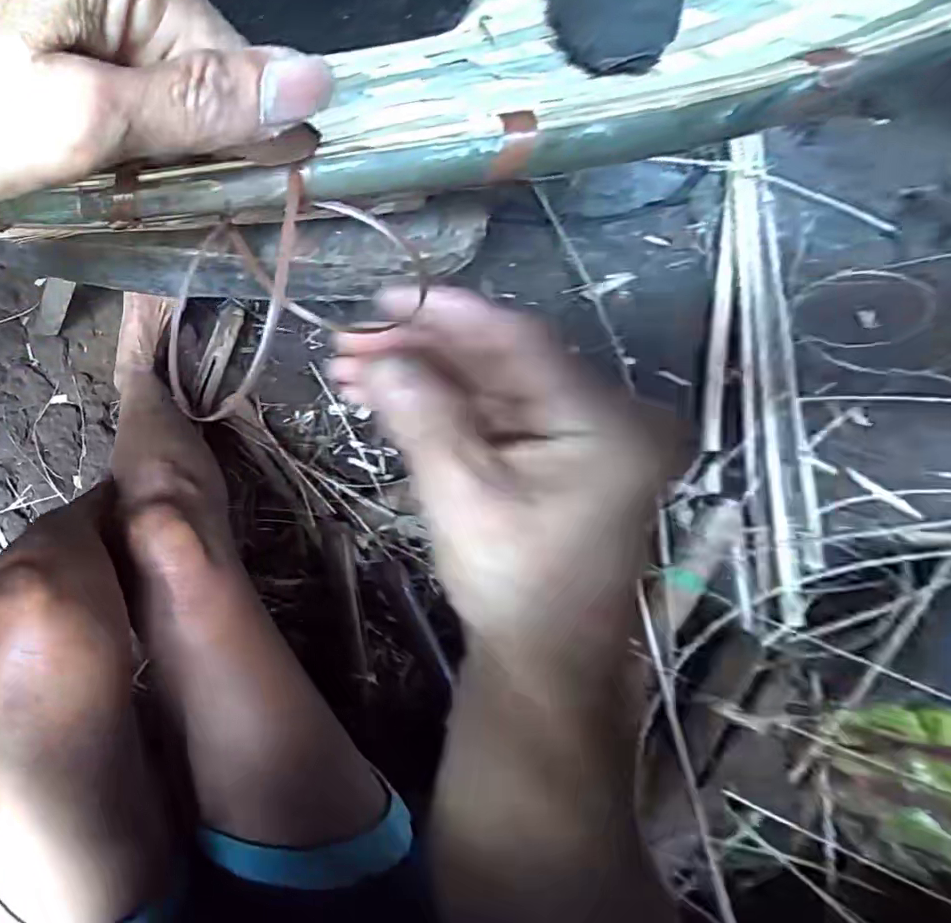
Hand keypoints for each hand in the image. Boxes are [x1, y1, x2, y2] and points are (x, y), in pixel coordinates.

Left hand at [0, 0, 333, 247]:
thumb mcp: (84, 122)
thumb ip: (197, 106)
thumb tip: (317, 82)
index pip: (220, 51)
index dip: (231, 131)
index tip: (229, 195)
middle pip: (180, 62)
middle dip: (166, 137)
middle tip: (122, 192)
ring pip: (140, 78)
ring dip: (131, 141)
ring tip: (85, 179)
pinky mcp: (30, 20)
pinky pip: (99, 78)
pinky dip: (97, 129)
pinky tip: (67, 157)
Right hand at [330, 288, 671, 665]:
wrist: (540, 650)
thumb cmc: (511, 578)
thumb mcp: (461, 491)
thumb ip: (421, 414)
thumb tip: (376, 357)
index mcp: (602, 421)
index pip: (518, 341)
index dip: (448, 313)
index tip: (385, 299)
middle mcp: (596, 413)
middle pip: (493, 357)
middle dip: (416, 347)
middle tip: (349, 342)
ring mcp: (567, 431)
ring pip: (479, 380)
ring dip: (413, 372)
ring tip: (348, 369)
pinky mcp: (540, 448)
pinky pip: (480, 408)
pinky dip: (428, 399)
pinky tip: (378, 393)